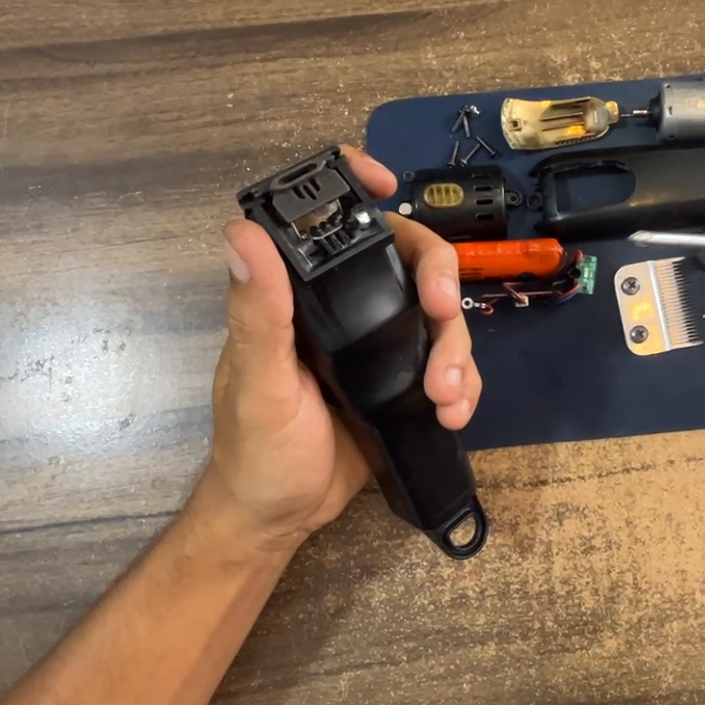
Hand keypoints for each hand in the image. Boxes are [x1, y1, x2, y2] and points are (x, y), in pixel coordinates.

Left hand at [189, 145, 481, 557]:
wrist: (284, 517)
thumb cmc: (257, 452)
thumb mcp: (258, 384)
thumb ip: (257, 315)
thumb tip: (242, 233)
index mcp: (301, 299)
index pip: (331, 226)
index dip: (359, 191)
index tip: (389, 187)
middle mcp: (345, 311)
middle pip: (409, 263)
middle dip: (438, 282)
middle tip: (443, 312)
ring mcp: (381, 347)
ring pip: (439, 318)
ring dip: (456, 350)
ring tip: (448, 398)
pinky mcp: (406, 383)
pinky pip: (448, 366)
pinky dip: (463, 385)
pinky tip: (454, 413)